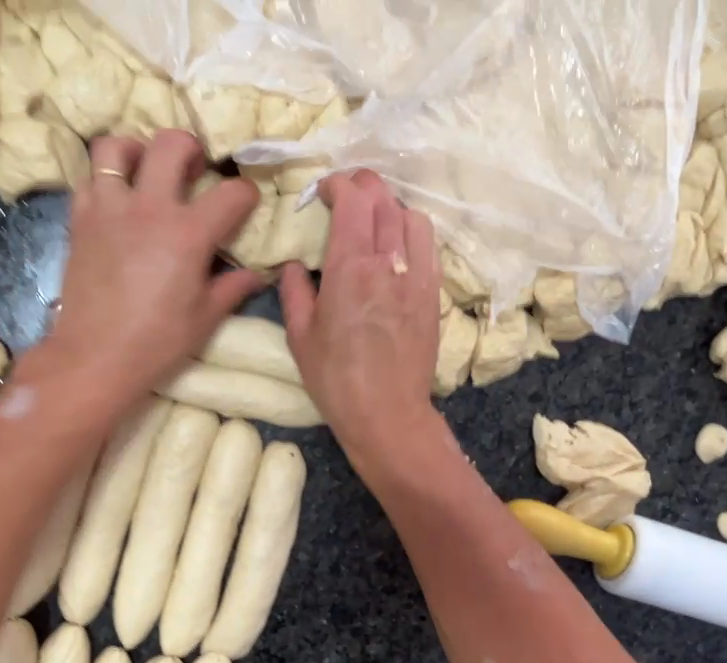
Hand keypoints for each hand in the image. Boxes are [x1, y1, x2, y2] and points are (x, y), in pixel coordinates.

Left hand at [35, 130, 264, 412]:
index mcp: (188, 234)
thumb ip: (232, 288)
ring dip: (136, 151)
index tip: (246, 203)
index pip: (231, 193)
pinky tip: (116, 201)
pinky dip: (104, 180)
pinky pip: (89, 179)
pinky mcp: (80, 220)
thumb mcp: (205, 319)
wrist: (95, 357)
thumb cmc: (157, 343)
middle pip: (171, 144)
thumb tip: (256, 275)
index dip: (246, 194)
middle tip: (194, 171)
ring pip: (116, 148)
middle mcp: (149, 208)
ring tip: (145, 173)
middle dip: (190, 149)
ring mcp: (109, 209)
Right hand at [279, 171, 443, 460]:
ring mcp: (416, 276)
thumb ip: (294, 291)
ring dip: (390, 207)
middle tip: (346, 196)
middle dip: (363, 187)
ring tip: (374, 220)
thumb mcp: (300, 337)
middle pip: (384, 199)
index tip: (324, 192)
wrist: (387, 414)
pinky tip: (397, 247)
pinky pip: (428, 246)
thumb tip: (294, 266)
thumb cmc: (336, 381)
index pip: (353, 200)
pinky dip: (412, 233)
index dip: (338, 185)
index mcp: (350, 268)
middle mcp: (388, 263)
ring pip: (412, 217)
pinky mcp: (432, 294)